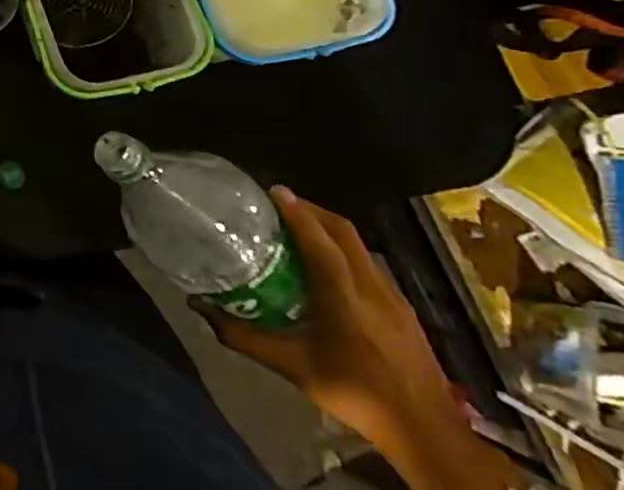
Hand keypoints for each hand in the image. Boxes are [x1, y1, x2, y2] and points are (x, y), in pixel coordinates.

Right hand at [201, 187, 457, 444]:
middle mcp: (372, 288)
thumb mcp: (290, 367)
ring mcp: (393, 298)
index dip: (296, 213)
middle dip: (312, 210)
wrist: (426, 431)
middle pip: (345, 232)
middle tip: (279, 204)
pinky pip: (369, 263)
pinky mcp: (403, 310)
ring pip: (360, 246)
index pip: (320, 242)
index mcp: (345, 297)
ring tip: (297, 227)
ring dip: (329, 228)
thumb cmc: (354, 392)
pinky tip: (326, 266)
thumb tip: (197, 306)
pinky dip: (343, 249)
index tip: (272, 191)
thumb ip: (242, 335)